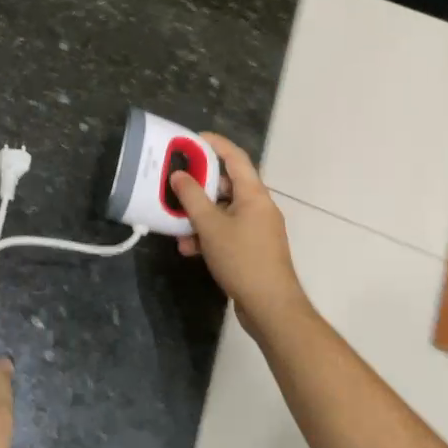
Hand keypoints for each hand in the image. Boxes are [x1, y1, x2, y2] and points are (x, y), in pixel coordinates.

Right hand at [170, 134, 309, 330]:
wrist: (271, 308)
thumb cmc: (242, 259)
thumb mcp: (210, 226)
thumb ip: (191, 197)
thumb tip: (179, 175)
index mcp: (254, 195)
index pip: (235, 157)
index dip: (214, 143)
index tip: (190, 139)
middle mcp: (259, 207)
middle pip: (227, 184)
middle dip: (199, 185)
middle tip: (175, 182)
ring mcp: (258, 229)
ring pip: (224, 210)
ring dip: (200, 214)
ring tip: (176, 223)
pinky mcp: (254, 248)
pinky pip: (228, 230)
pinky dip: (209, 234)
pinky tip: (190, 249)